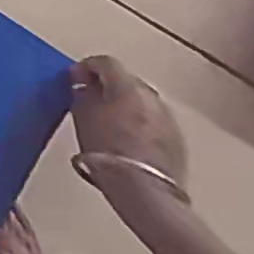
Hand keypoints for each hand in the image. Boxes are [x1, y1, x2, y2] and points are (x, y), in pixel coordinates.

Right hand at [69, 56, 187, 198]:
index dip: (86, 67)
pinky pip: (154, 121)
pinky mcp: (177, 141)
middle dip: (108, 85)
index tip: (75, 79)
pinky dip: (140, 122)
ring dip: (125, 104)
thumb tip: (85, 86)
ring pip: (141, 101)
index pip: (105, 62)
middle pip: (125, 80)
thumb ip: (83, 93)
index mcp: (127, 85)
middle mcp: (151, 96)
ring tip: (109, 121)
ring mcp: (168, 119)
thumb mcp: (82, 115)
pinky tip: (128, 139)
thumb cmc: (108, 150)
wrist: (144, 192)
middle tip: (91, 98)